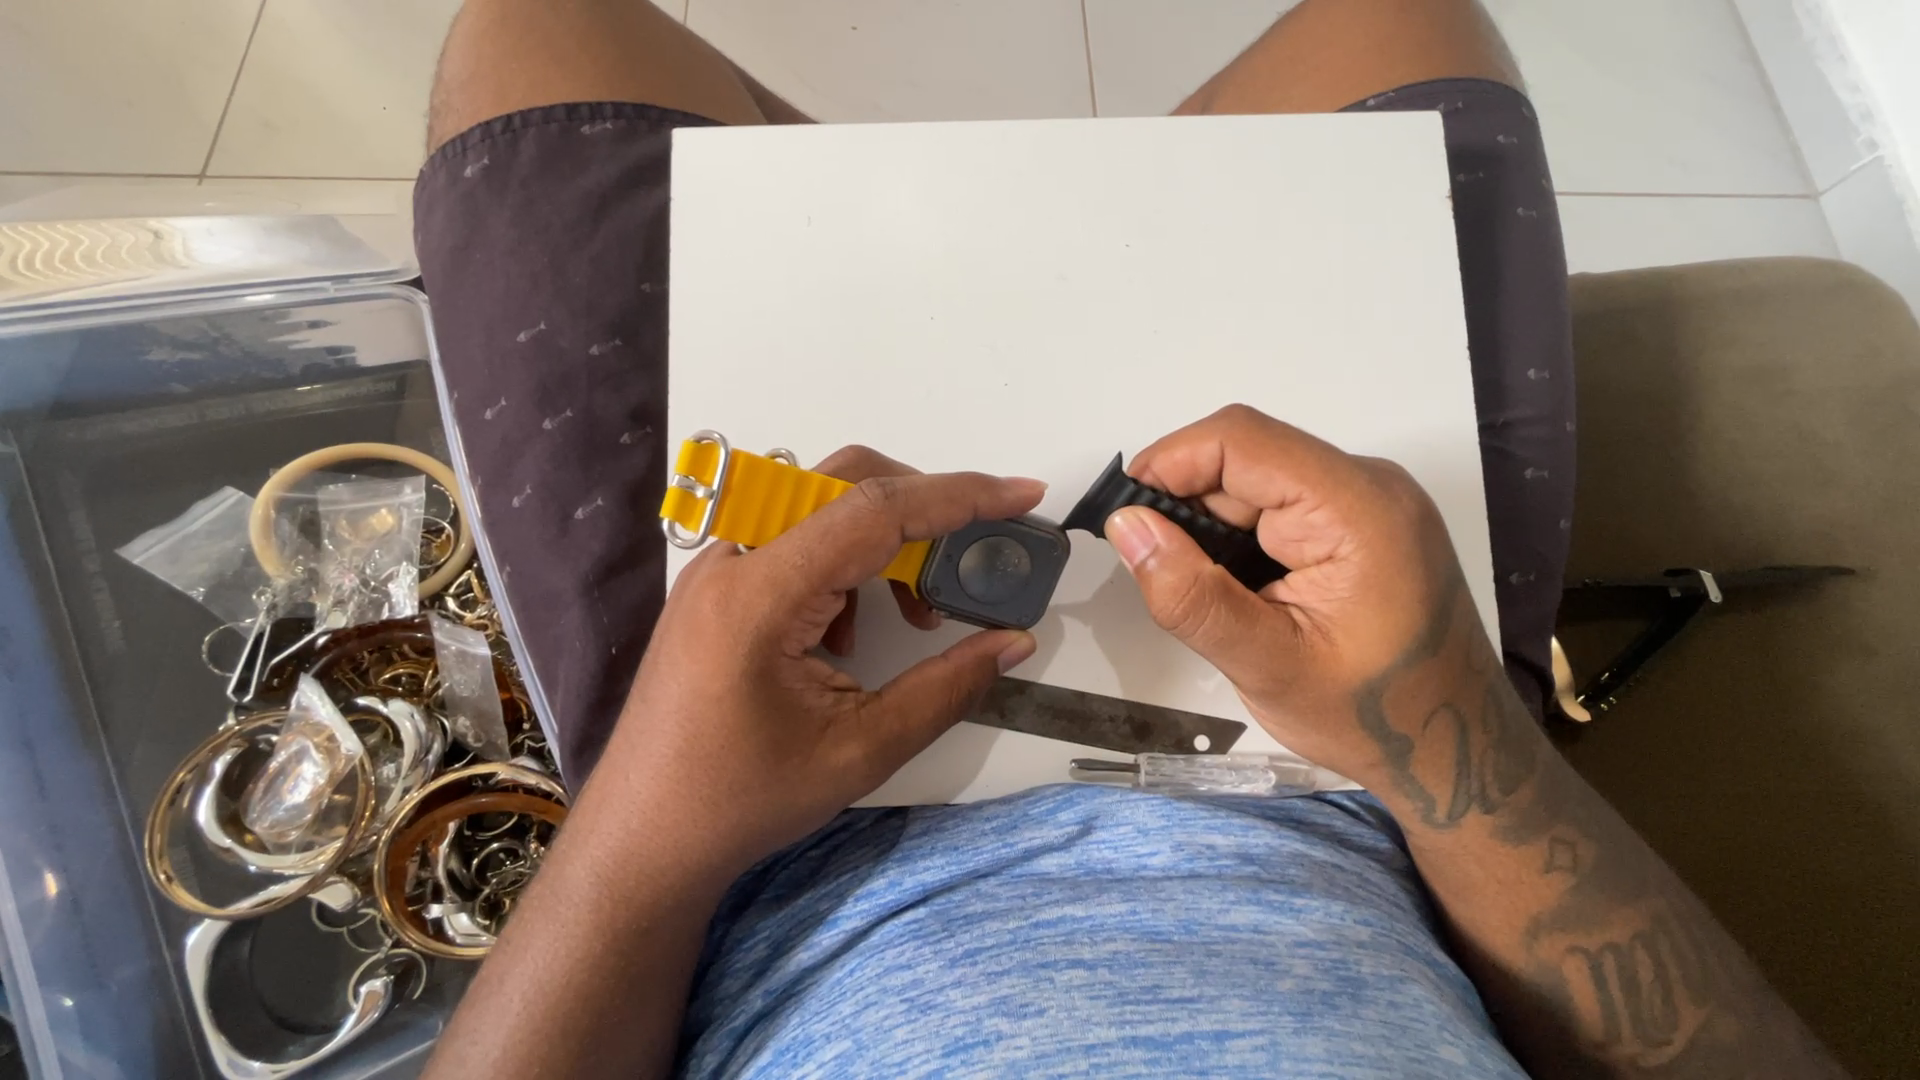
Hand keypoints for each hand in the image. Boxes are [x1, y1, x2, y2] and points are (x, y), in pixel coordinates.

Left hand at [591, 465, 1042, 875]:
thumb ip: (946, 688)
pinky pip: (796, 543)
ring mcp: (718, 570)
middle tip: (971, 556)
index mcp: (760, 595)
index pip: (874, 510)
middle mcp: (732, 562)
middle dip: (923, 504)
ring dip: (884, 541)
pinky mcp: (717, 588)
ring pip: (820, 508)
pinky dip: (847, 566)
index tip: (1023, 495)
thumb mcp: (860, 750)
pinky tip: (853, 634)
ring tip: (916, 614)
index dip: (959, 495)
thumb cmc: (744, 802)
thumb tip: (1014, 642)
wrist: (643, 840)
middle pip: (842, 483)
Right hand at [1106, 405, 1495, 788]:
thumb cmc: (1371, 717)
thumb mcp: (1266, 666)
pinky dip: (1237, 537)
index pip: (1241, 440)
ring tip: (1202, 590)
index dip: (1169, 462)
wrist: (1454, 751)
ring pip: (1255, 481)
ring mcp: (1366, 501)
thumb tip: (1125, 525)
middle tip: (1158, 573)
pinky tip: (1236, 587)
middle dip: (1185, 504)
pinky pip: (1276, 503)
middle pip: (1245, 457)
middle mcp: (1366, 485)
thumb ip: (1191, 597)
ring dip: (1209, 525)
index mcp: (1356, 508)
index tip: (1123, 517)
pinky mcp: (1358, 521)